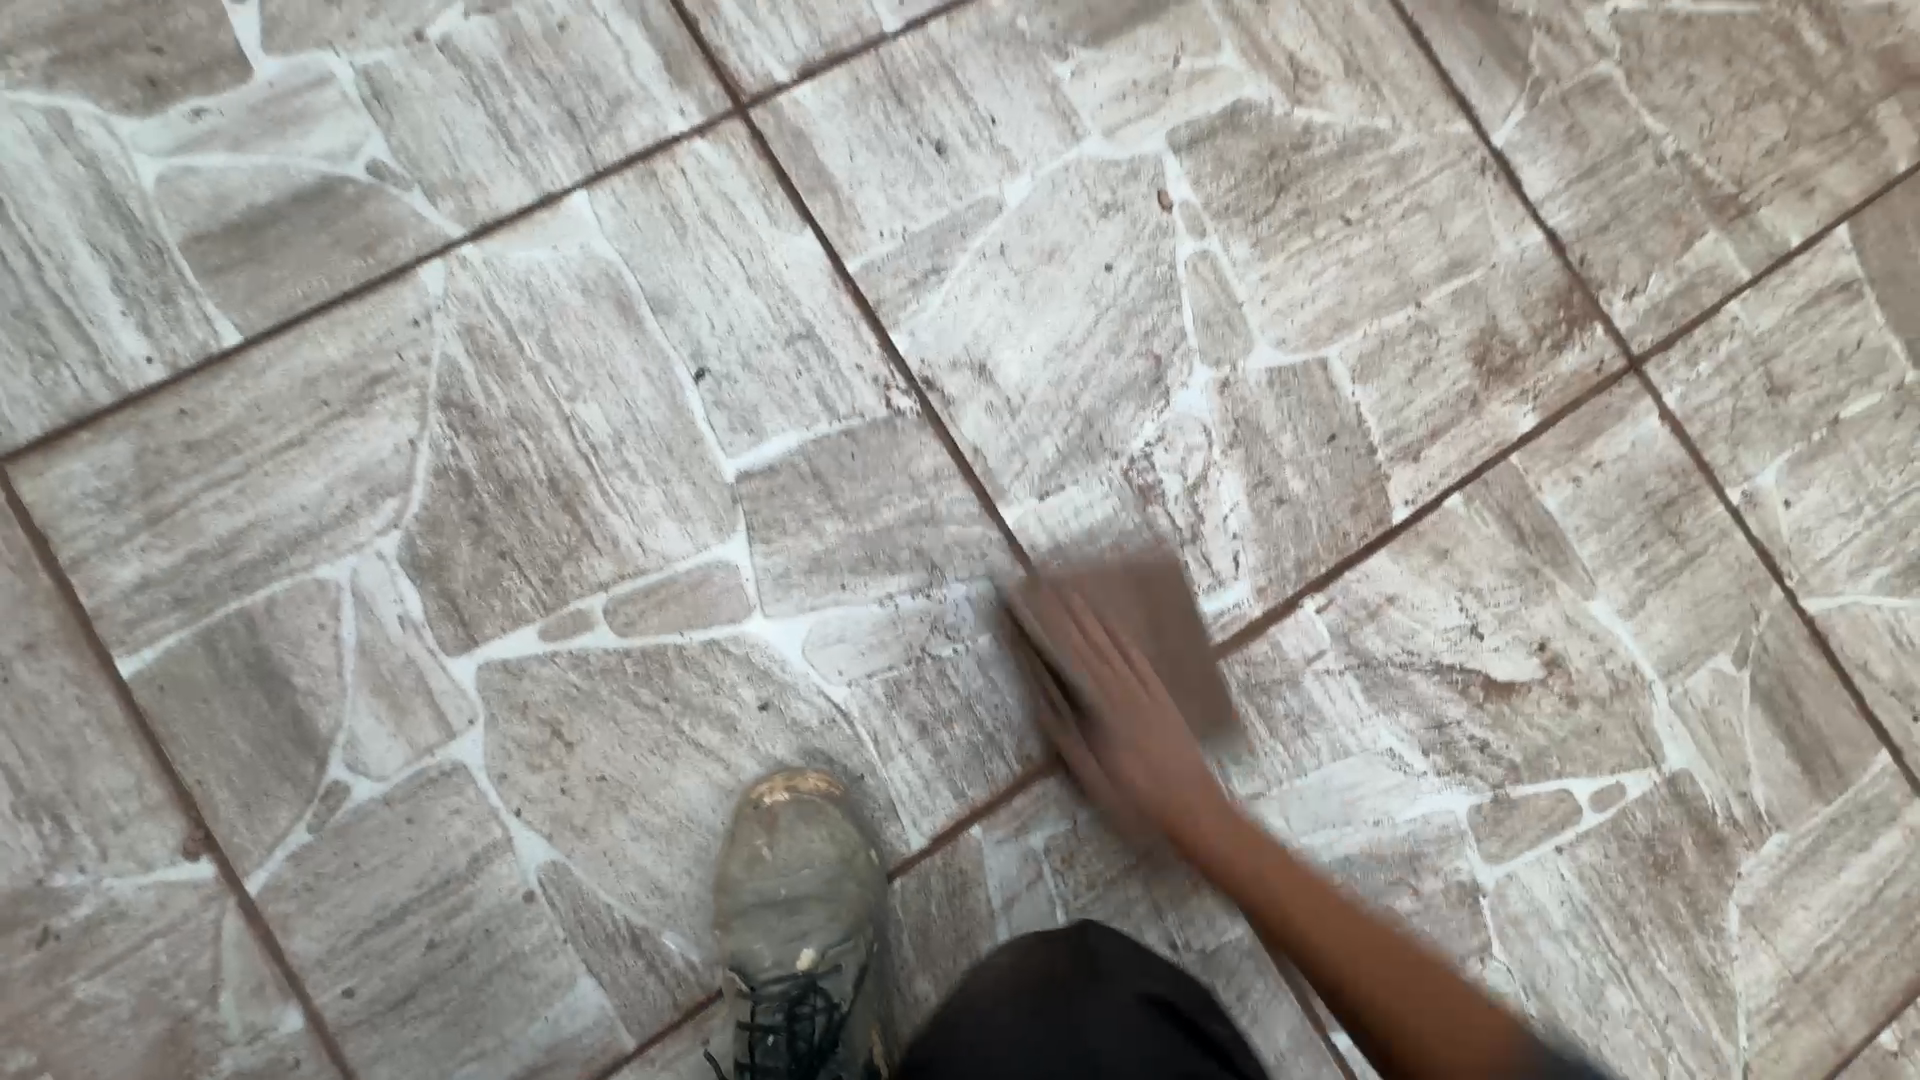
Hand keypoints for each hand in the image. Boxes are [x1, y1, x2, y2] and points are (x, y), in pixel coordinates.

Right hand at [1025, 588, 1237, 852]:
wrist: (1193, 807)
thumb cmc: (1135, 799)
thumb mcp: (1093, 777)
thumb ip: (1067, 737)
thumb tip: (1042, 700)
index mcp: (1101, 708)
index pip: (1071, 658)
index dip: (1053, 629)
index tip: (1036, 605)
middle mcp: (1122, 690)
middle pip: (1091, 645)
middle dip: (1069, 613)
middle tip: (1051, 585)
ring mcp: (1145, 691)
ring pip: (1114, 646)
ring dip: (1094, 618)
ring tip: (1076, 593)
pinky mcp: (1162, 698)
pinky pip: (1140, 660)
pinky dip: (1125, 639)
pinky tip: (1115, 626)